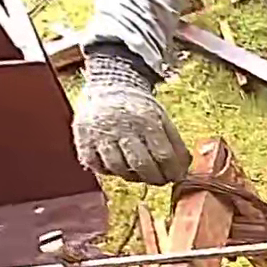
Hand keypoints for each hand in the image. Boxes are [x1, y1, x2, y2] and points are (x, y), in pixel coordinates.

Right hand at [73, 42, 191, 183]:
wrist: (110, 87)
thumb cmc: (142, 110)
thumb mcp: (164, 121)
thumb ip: (177, 145)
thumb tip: (184, 170)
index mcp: (146, 121)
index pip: (163, 155)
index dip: (172, 172)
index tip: (176, 178)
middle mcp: (121, 126)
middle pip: (141, 165)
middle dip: (155, 179)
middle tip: (160, 180)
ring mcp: (99, 133)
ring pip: (119, 168)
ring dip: (134, 178)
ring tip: (141, 174)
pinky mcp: (82, 138)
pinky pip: (97, 165)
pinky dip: (111, 172)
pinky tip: (121, 167)